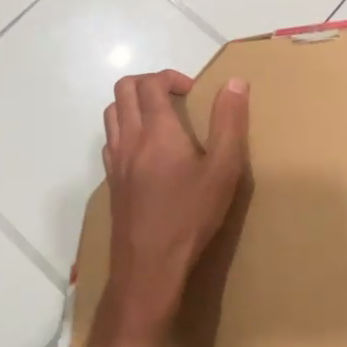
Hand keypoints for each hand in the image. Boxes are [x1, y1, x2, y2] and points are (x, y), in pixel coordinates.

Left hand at [100, 70, 250, 335]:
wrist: (149, 269)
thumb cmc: (191, 216)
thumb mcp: (224, 170)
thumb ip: (230, 122)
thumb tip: (235, 82)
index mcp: (157, 131)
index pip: (151, 83)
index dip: (171, 77)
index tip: (193, 92)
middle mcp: (130, 139)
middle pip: (123, 90)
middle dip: (149, 82)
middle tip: (177, 97)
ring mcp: (116, 162)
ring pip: (112, 113)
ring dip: (134, 104)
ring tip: (162, 119)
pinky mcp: (111, 183)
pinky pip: (111, 140)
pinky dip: (126, 130)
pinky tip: (148, 150)